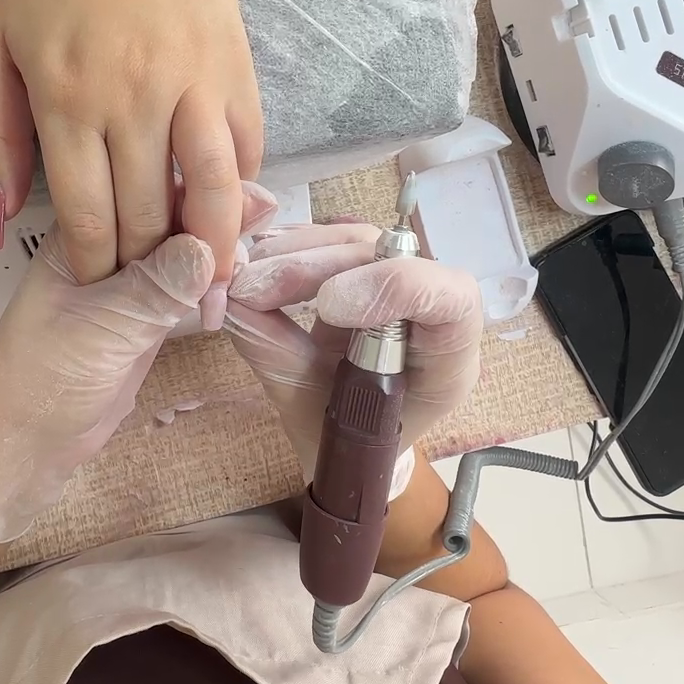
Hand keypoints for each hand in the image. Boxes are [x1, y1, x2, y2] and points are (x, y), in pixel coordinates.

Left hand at [0, 0, 263, 285]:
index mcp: (67, 99)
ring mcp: (192, 84)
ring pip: (212, 194)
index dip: (95, 267)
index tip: (101, 289)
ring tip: (204, 279)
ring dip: (210, 249)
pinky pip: (247, 148)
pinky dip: (241, 189)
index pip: (87, 216)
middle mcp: (133, 100)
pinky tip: (228, 210)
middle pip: (148, 216)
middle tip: (147, 292)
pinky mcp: (235, 70)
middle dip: (146, 270)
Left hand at [0, 183, 278, 543]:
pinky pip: (189, 285)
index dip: (199, 193)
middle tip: (257, 230)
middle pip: (175, 214)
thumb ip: (154, 289)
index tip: (246, 207)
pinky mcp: (149, 313)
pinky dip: (214, 283)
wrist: (26, 443)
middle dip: (218, 219)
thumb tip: (210, 247)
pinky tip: (236, 282)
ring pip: (187, 249)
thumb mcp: (101, 329)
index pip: (149, 191)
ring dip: (221, 251)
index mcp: (86, 228)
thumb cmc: (44, 379)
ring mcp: (132, 280)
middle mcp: (111, 243)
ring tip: (251, 257)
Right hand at [224, 223, 483, 492]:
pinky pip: (332, 240)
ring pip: (355, 240)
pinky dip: (289, 247)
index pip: (452, 300)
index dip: (393, 286)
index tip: (326, 307)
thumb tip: (231, 303)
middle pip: (387, 257)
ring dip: (293, 253)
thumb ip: (275, 357)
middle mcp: (428, 312)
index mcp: (443, 362)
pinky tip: (255, 262)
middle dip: (313, 268)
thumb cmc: (345, 442)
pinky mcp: (362, 270)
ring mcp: (395, 284)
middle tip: (250, 288)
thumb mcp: (307, 413)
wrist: (350, 443)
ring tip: (242, 280)